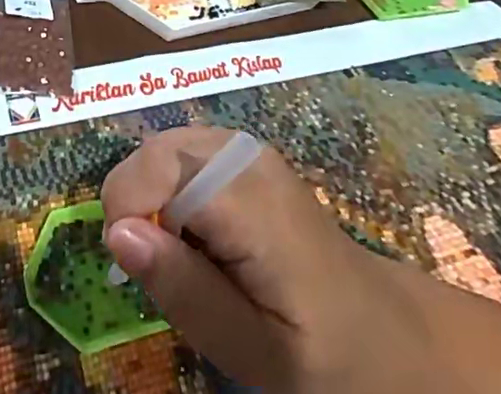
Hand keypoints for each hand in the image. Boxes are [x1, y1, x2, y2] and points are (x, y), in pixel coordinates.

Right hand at [101, 126, 407, 391]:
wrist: (384, 331)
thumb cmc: (322, 352)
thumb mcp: (252, 347)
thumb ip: (184, 290)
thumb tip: (117, 233)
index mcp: (253, 202)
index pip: (157, 169)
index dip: (126, 209)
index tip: (132, 266)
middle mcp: (246, 156)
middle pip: (152, 153)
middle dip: (135, 204)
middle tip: (159, 265)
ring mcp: (245, 147)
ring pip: (159, 150)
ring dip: (149, 199)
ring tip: (179, 252)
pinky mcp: (242, 152)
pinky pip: (177, 153)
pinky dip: (166, 189)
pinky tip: (194, 230)